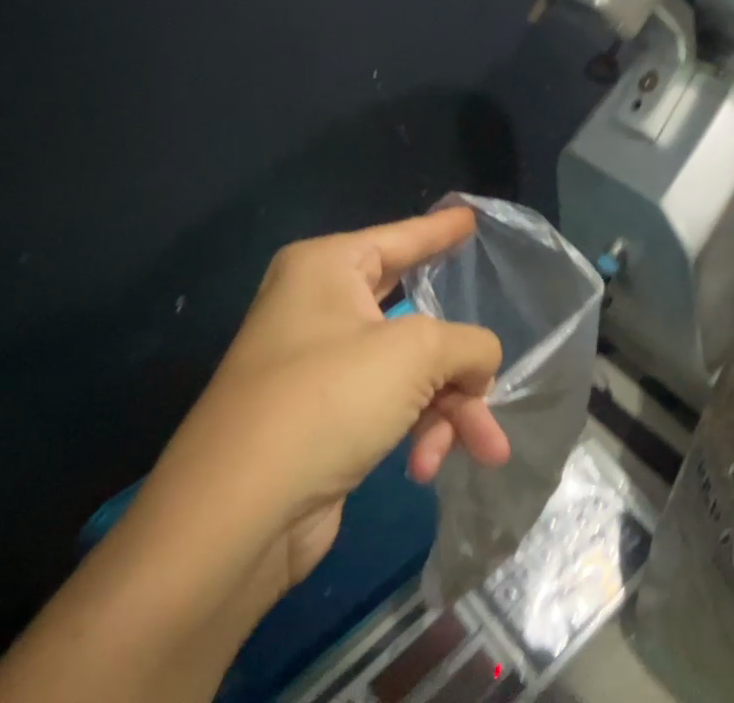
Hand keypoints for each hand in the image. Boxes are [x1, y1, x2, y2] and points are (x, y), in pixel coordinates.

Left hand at [135, 208, 508, 587]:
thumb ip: (469, 344)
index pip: (400, 238)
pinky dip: (419, 434)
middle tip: (494, 384)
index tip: (472, 219)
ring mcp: (319, 368)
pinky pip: (393, 410)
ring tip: (485, 451)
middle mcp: (319, 311)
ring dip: (450, 412)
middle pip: (417, 319)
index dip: (440, 231)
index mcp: (326, 270)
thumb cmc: (329, 400)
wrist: (239, 514)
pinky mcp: (324, 421)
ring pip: (414, 374)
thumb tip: (478, 368)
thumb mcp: (418, 353)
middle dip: (462, 364)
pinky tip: (425, 468)